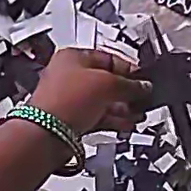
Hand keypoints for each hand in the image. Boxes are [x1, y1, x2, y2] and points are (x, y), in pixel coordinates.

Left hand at [28, 48, 153, 134]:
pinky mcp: (69, 121)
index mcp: (73, 57)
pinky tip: (125, 124)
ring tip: (137, 114)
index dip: (128, 69)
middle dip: (126, 92)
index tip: (142, 79)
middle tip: (141, 99)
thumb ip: (130, 85)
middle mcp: (68, 76)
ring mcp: (68, 100)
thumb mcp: (108, 85)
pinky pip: (95, 117)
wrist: (47, 133)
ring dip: (121, 108)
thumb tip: (143, 87)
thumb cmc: (65, 101)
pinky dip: (111, 120)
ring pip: (101, 101)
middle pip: (105, 82)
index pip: (108, 58)